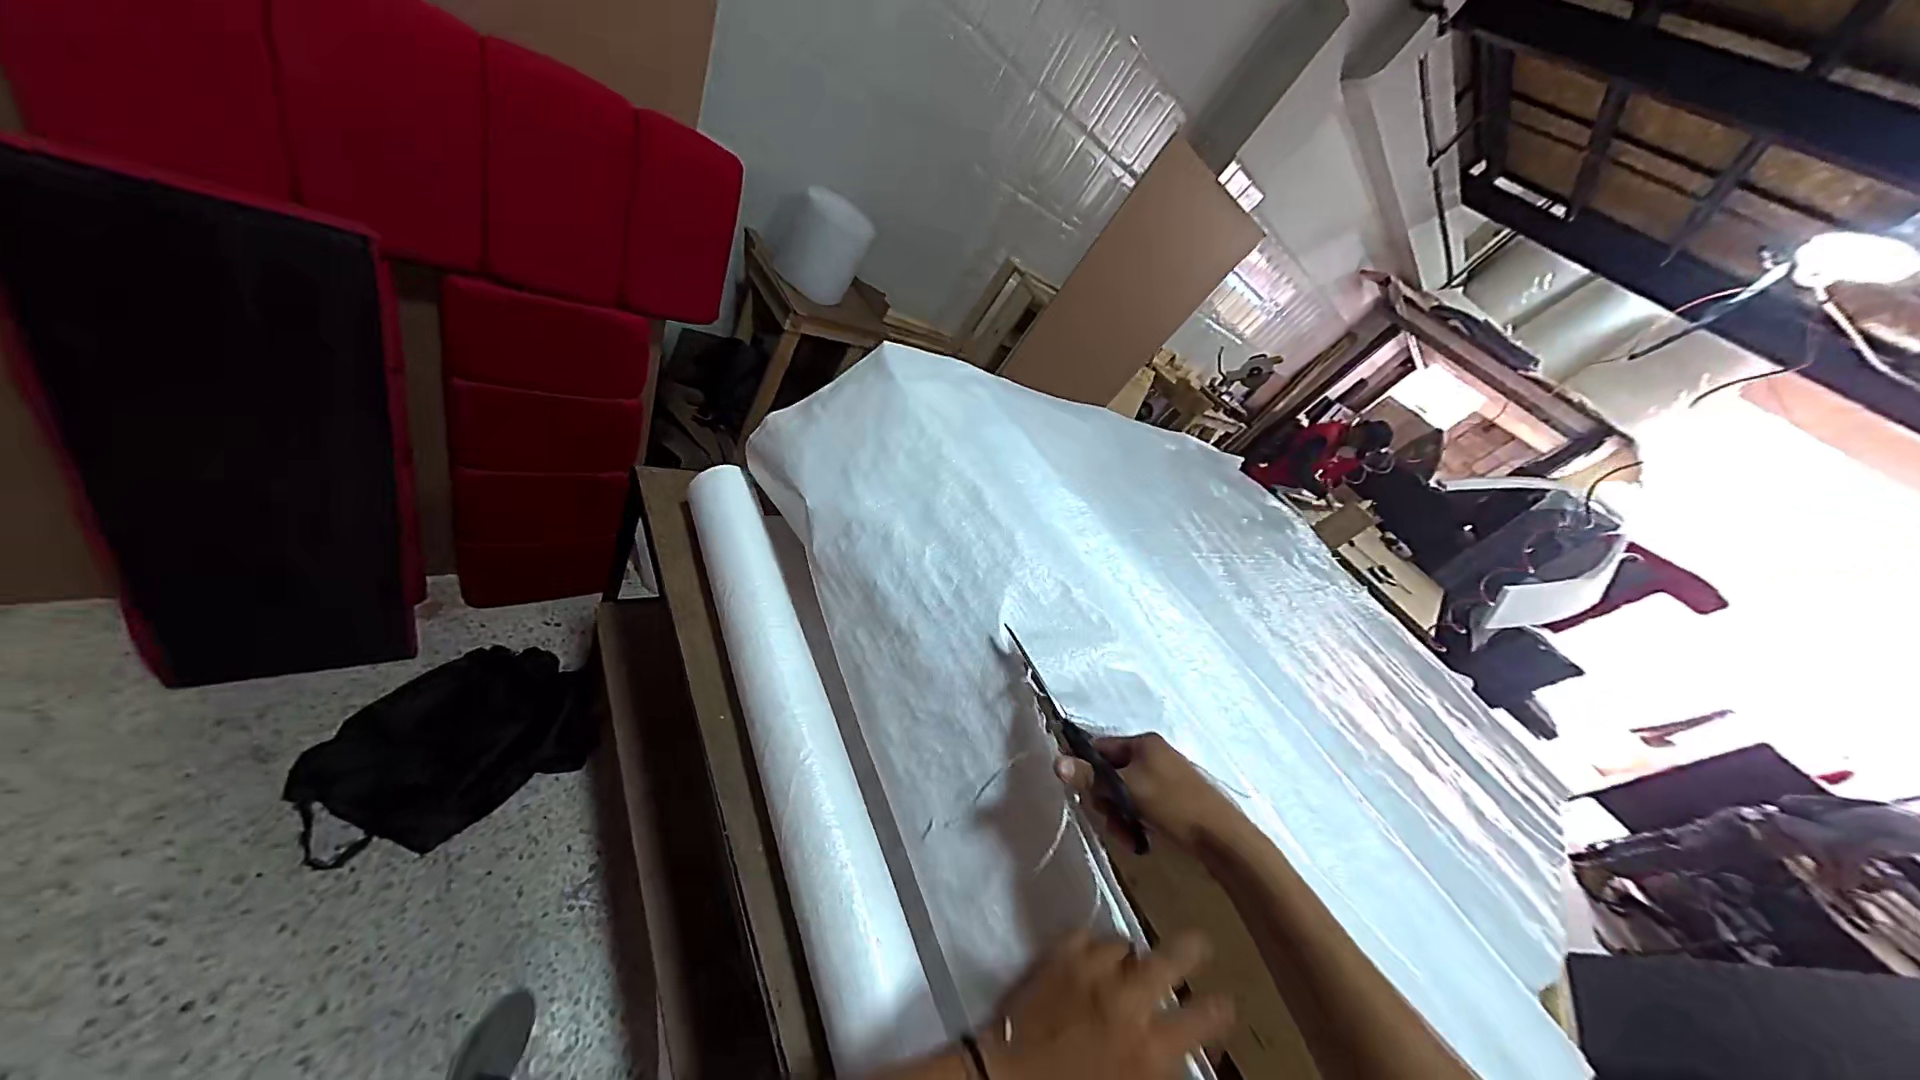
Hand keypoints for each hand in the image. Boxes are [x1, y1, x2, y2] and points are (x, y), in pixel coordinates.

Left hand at [980, 931, 1232, 1079]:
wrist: (1008, 1079)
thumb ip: (1154, 1066)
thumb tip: (1170, 1053)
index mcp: (1149, 1049)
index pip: (1199, 1022)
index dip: (1218, 1011)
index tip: (1226, 1001)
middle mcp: (1127, 1002)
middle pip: (1168, 962)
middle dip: (1189, 950)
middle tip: (1199, 941)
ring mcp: (1091, 972)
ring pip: (1123, 944)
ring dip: (1127, 954)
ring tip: (1126, 957)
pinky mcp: (1059, 956)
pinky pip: (1084, 936)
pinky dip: (1090, 944)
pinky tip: (1088, 952)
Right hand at [1054, 733, 1243, 849]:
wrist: (1221, 838)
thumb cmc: (1171, 804)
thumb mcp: (1126, 789)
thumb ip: (1090, 777)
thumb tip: (1056, 762)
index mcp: (1143, 743)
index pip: (1100, 747)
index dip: (1085, 767)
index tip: (1079, 791)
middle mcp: (1154, 755)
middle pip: (1111, 774)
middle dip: (1106, 800)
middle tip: (1109, 820)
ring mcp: (1165, 778)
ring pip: (1125, 794)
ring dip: (1119, 815)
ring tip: (1127, 835)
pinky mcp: (1173, 800)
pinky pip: (1141, 805)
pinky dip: (1136, 821)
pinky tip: (1139, 838)